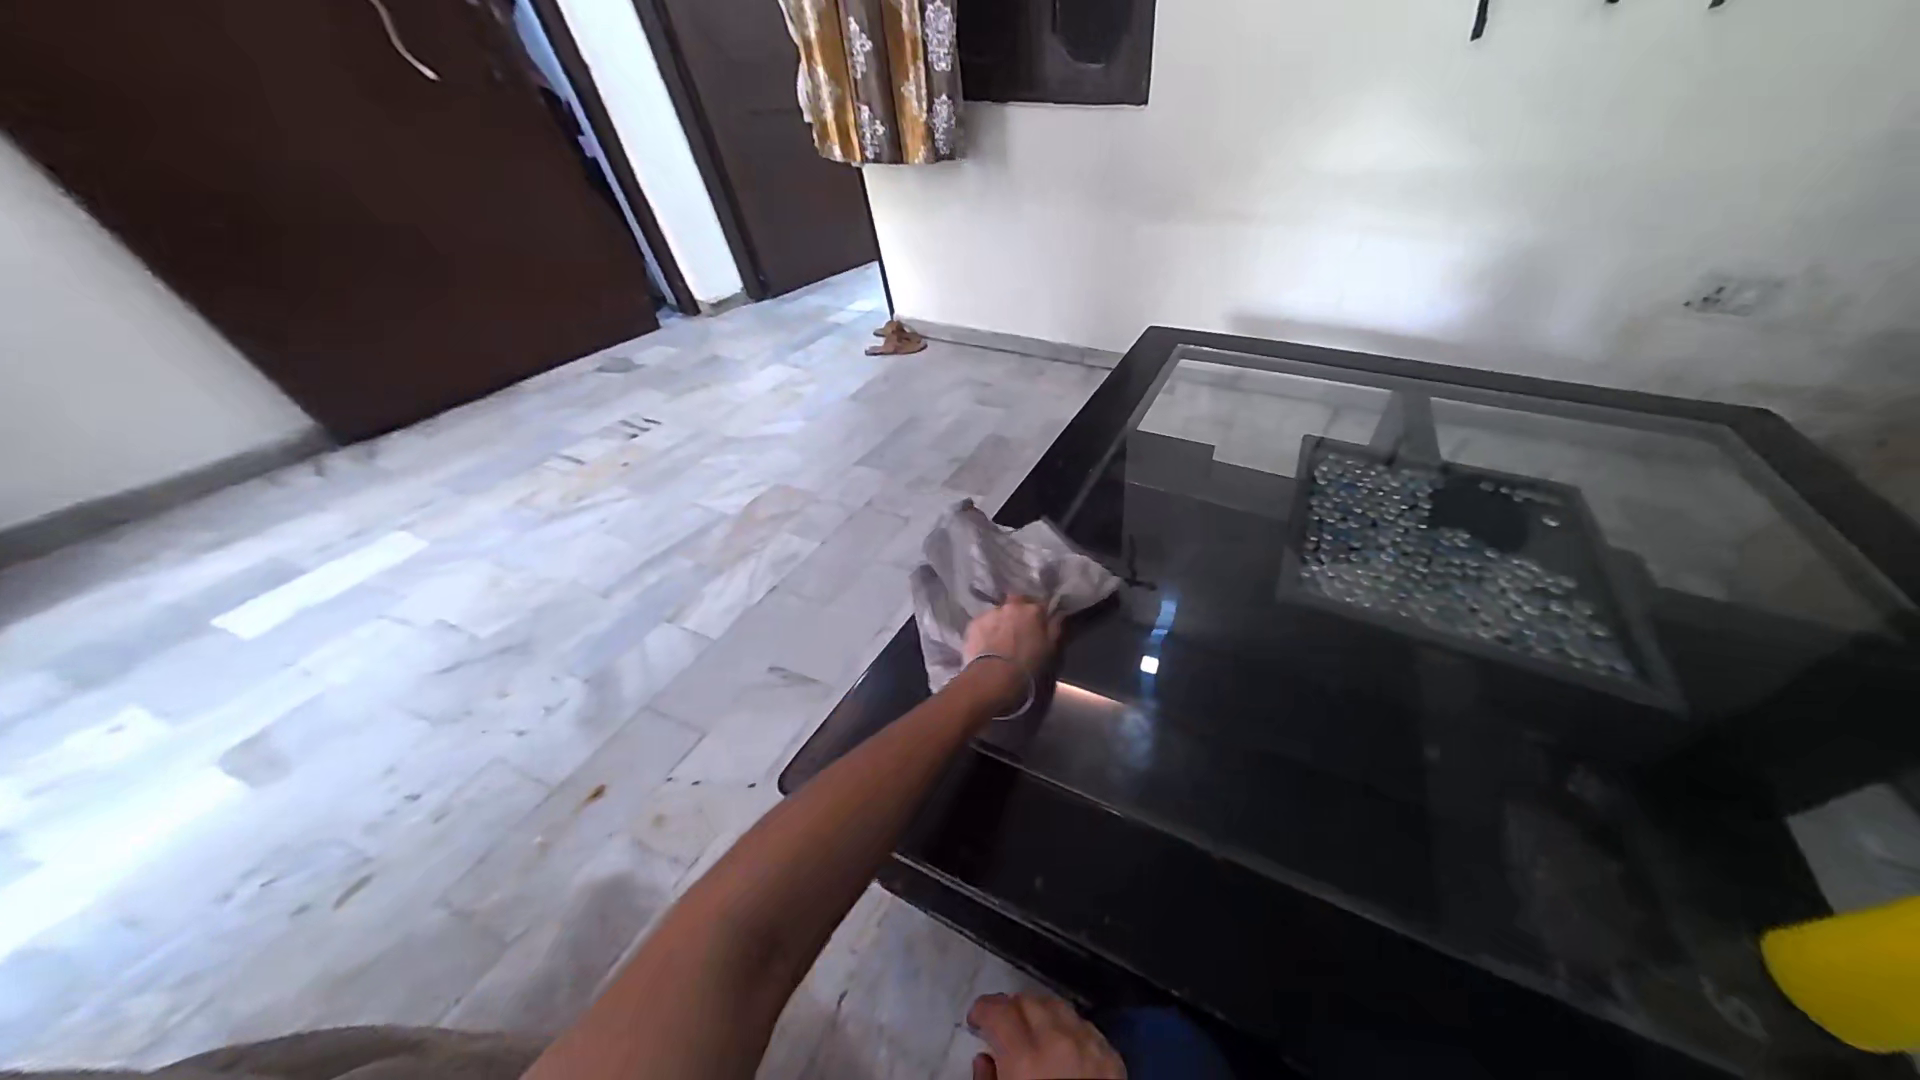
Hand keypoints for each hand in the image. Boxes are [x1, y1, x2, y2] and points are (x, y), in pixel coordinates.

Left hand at [962, 597, 1062, 679]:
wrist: (994, 677)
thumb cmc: (1028, 664)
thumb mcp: (1050, 648)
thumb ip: (1055, 627)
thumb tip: (1059, 614)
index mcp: (1033, 610)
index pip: (1041, 603)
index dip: (1041, 613)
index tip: (1040, 622)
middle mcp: (1011, 606)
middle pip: (1017, 602)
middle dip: (1019, 611)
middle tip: (1019, 628)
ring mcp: (991, 613)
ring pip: (999, 612)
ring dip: (1001, 620)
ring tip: (1001, 637)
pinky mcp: (974, 623)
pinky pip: (983, 622)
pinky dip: (986, 629)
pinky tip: (986, 642)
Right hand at [967, 992, 1125, 1079]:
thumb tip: (984, 1059)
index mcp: (1024, 1059)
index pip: (998, 1010)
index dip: (983, 1009)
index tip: (976, 1020)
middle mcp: (1057, 1041)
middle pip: (1027, 1002)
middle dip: (1010, 1008)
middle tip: (1002, 1025)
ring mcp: (1090, 1046)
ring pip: (1058, 1006)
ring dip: (1039, 1012)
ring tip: (1031, 1028)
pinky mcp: (1113, 1059)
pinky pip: (1085, 1026)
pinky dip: (1068, 1027)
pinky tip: (1062, 1044)